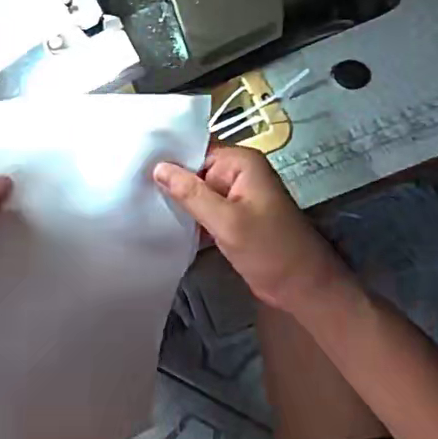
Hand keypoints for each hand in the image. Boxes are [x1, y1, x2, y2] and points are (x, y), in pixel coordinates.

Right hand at [153, 146, 352, 313]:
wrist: (303, 288)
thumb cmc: (270, 250)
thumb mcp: (227, 221)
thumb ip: (191, 193)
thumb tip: (158, 167)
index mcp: (241, 163)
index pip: (196, 150)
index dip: (169, 158)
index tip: (136, 165)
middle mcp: (238, 173)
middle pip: (195, 170)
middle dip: (170, 181)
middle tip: (134, 188)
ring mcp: (236, 196)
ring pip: (197, 192)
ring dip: (178, 202)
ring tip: (142, 205)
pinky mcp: (233, 218)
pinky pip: (205, 209)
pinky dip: (190, 218)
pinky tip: (163, 223)